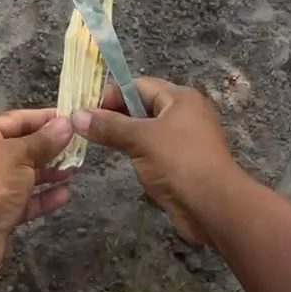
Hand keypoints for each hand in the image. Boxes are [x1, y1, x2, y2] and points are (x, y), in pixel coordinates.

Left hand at [0, 109, 75, 282]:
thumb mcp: (19, 155)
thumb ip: (44, 140)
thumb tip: (66, 123)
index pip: (14, 120)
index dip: (42, 117)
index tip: (69, 116)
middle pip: (19, 148)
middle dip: (48, 147)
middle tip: (77, 145)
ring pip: (23, 176)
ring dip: (48, 172)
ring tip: (75, 169)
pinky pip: (23, 201)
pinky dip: (42, 198)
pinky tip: (65, 195)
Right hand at [70, 78, 240, 244]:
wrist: (214, 206)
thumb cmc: (179, 162)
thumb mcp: (141, 139)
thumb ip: (109, 126)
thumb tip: (77, 115)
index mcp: (180, 98)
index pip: (139, 85)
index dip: (112, 94)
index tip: (87, 110)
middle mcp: (184, 114)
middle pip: (142, 107)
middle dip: (116, 116)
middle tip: (86, 129)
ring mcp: (184, 139)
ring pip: (147, 132)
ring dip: (126, 138)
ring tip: (99, 145)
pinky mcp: (182, 163)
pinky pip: (154, 152)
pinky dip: (139, 156)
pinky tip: (124, 164)